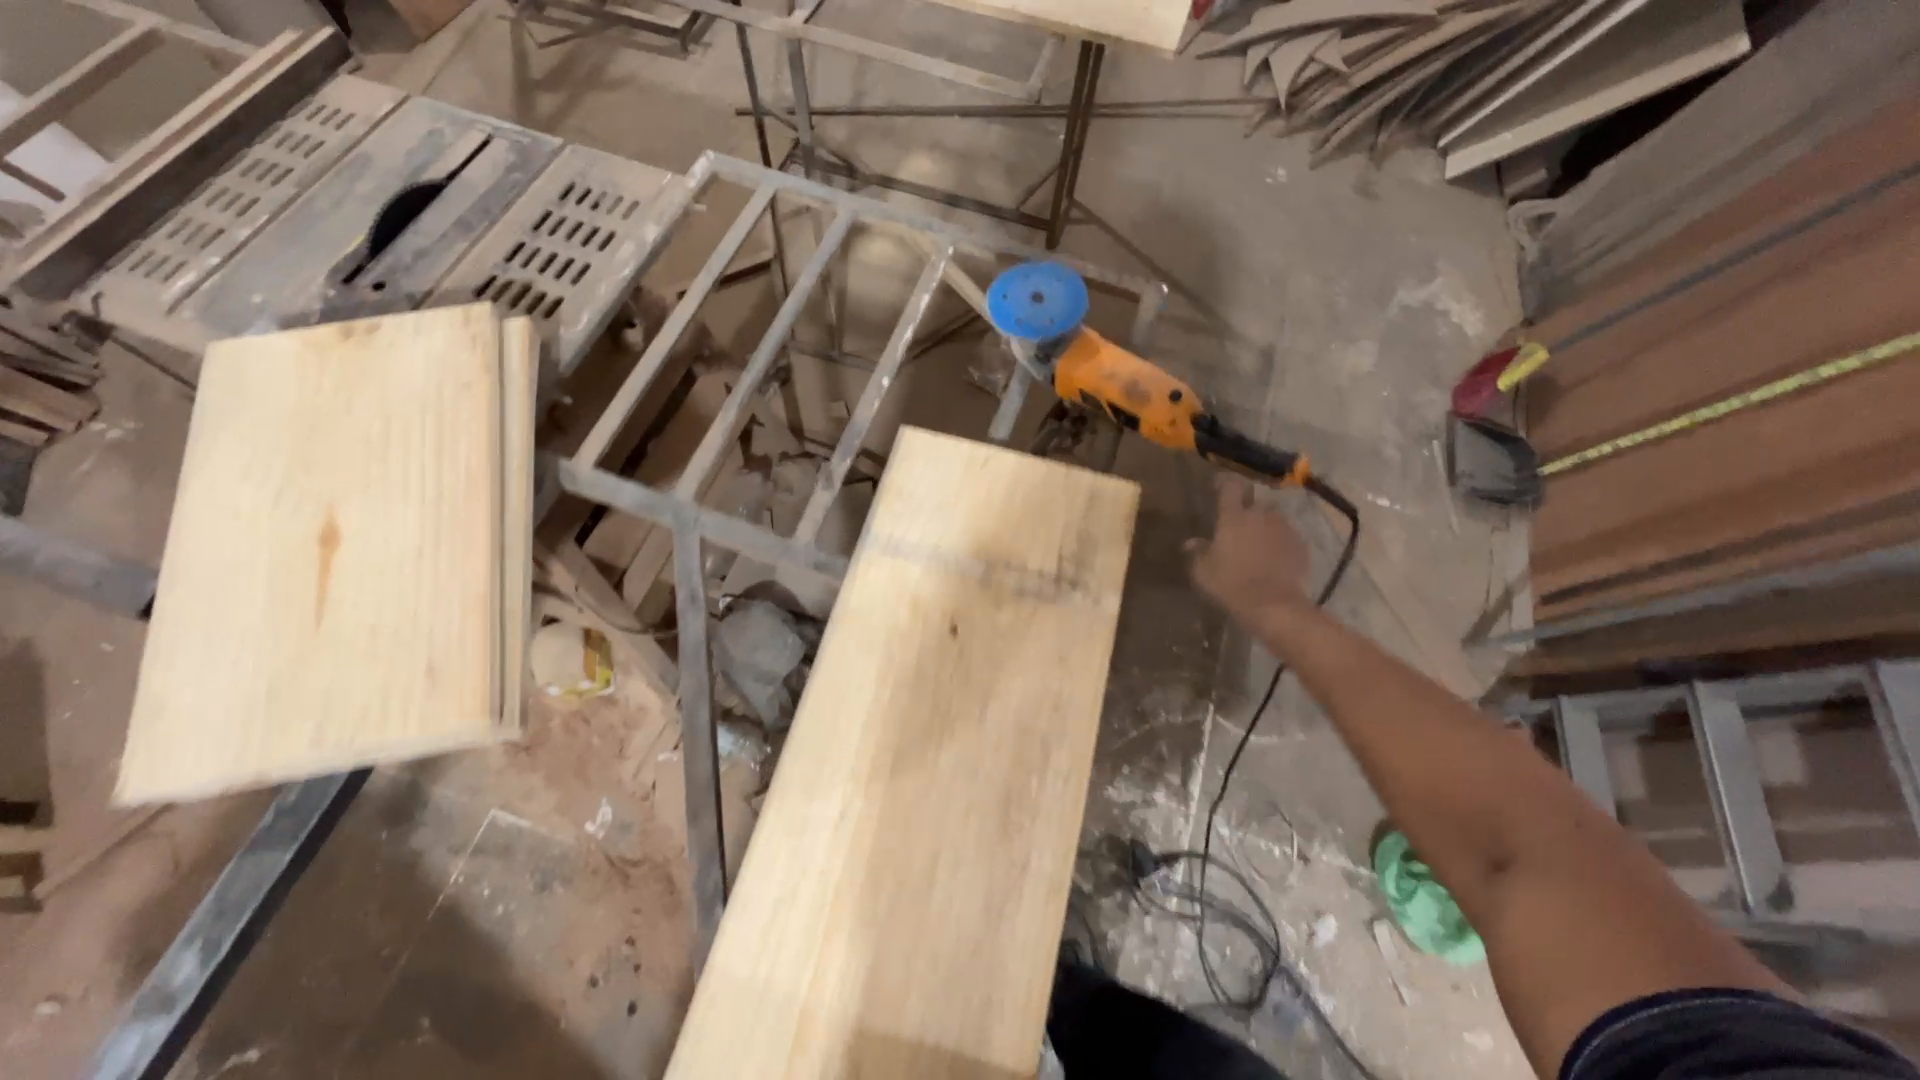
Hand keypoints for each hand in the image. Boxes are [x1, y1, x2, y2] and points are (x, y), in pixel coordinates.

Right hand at [1187, 475, 1311, 622]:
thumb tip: (1191, 542)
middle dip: (1248, 512)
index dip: (1224, 483)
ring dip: (1267, 527)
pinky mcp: (1302, 545)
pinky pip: (1289, 537)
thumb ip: (1198, 553)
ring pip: (1274, 519)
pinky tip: (1276, 559)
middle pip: (1255, 503)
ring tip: (1260, 545)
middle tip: (1240, 529)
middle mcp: (1261, 515)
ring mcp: (1285, 529)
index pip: (1230, 487)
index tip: (1218, 486)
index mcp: (1233, 517)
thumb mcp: (1203, 572)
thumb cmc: (1231, 585)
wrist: (1274, 605)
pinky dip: (1282, 543)